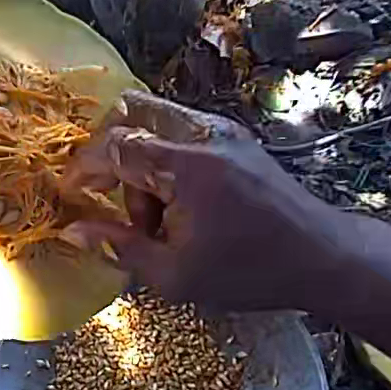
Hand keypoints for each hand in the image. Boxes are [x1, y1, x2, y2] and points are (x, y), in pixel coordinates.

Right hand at [63, 91, 341, 311]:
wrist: (321, 256)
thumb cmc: (249, 272)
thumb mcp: (175, 274)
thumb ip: (119, 247)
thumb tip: (73, 230)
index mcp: (187, 167)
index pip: (115, 145)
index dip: (83, 169)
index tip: (70, 195)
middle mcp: (204, 135)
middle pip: (131, 115)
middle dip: (110, 158)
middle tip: (110, 201)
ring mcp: (223, 131)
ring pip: (155, 122)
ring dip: (139, 163)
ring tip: (157, 218)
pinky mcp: (234, 139)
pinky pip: (181, 133)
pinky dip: (163, 161)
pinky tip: (178, 205)